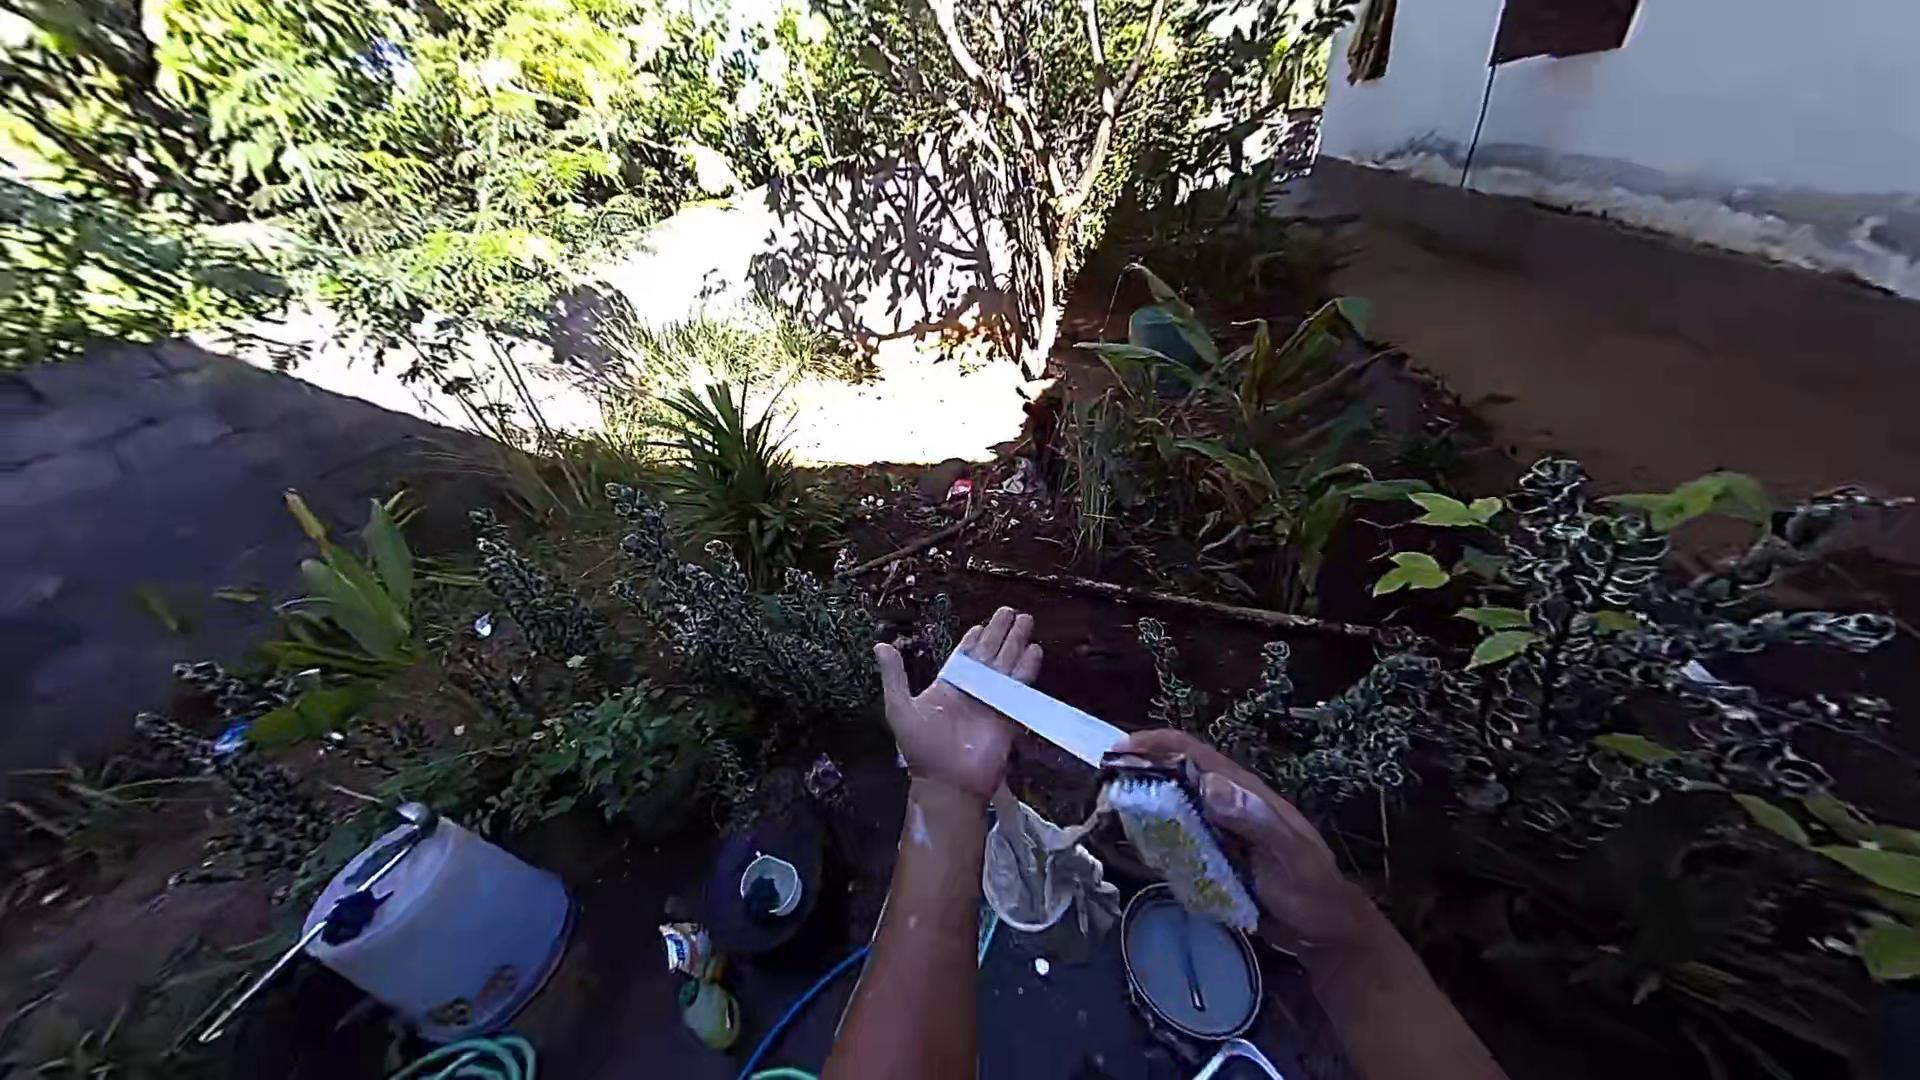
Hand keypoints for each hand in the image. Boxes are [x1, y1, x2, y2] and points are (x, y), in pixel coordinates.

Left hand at [874, 607, 1041, 801]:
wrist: (947, 784)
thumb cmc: (922, 748)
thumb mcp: (900, 708)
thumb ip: (894, 676)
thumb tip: (880, 645)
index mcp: (949, 685)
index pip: (964, 655)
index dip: (974, 639)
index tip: (982, 623)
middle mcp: (973, 689)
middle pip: (990, 654)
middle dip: (1001, 632)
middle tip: (1012, 611)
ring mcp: (993, 701)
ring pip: (1007, 665)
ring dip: (1016, 643)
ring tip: (1027, 621)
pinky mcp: (1009, 716)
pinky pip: (1020, 688)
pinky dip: (1027, 669)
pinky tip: (1034, 651)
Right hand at [1117, 729, 1374, 956]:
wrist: (1326, 933)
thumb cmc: (1313, 891)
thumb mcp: (1292, 857)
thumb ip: (1257, 821)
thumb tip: (1209, 783)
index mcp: (1243, 789)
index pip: (1192, 751)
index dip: (1155, 743)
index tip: (1120, 751)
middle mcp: (1224, 798)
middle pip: (1174, 768)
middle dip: (1140, 766)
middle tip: (1107, 779)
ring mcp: (1216, 823)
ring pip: (1171, 796)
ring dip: (1142, 793)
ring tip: (1113, 804)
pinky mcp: (1210, 848)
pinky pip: (1175, 828)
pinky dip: (1153, 825)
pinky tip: (1137, 836)